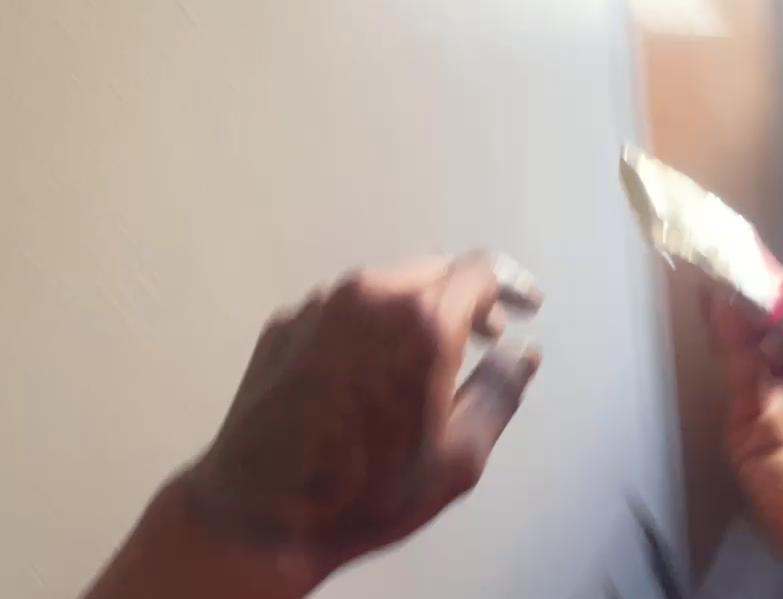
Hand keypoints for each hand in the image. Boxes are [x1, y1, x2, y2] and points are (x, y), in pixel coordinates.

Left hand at [180, 251, 543, 585]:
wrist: (259, 511)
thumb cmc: (363, 493)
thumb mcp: (458, 458)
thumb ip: (501, 392)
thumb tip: (523, 353)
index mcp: (420, 321)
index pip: (480, 270)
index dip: (510, 284)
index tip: (524, 302)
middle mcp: (369, 296)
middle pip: (433, 270)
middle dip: (465, 297)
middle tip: (481, 336)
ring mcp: (321, 303)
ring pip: (386, 284)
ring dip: (415, 307)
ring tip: (422, 358)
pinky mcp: (288, 319)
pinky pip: (342, 306)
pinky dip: (368, 323)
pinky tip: (367, 370)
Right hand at [711, 268, 782, 598]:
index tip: (757, 250)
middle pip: (771, 325)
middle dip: (750, 289)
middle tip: (724, 249)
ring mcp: (776, 403)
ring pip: (748, 344)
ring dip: (732, 305)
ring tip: (713, 264)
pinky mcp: (749, 427)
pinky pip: (738, 373)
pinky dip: (727, 337)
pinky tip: (720, 305)